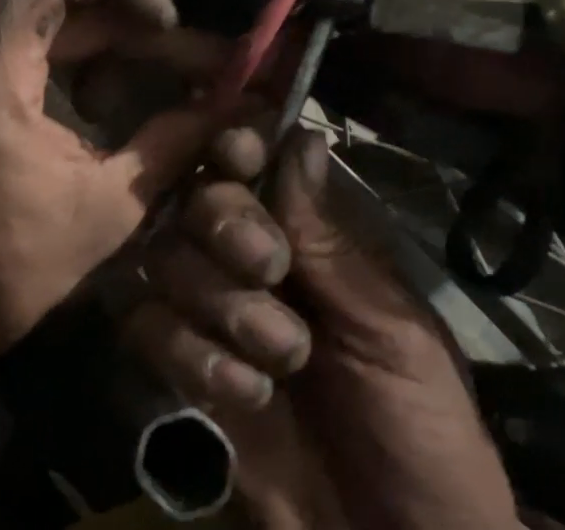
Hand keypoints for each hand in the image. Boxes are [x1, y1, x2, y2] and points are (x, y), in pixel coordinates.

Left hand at [0, 0, 223, 388]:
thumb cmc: (21, 262)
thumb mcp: (112, 204)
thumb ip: (176, 137)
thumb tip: (240, 95)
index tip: (166, 20)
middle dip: (132, 12)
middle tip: (193, 56)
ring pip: (50, 7)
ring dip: (113, 32)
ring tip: (167, 75)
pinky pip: (35, 34)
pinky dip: (83, 50)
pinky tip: (113, 93)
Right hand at [125, 126, 519, 529]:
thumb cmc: (420, 428)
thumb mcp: (392, 332)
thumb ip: (329, 242)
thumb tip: (298, 136)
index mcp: (308, 241)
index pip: (253, 169)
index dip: (234, 149)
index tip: (235, 149)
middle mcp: (247, 264)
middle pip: (195, 203)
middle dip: (226, 228)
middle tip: (268, 269)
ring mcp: (207, 313)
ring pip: (164, 261)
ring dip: (218, 304)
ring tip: (281, 359)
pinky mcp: (175, 365)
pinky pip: (144, 328)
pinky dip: (189, 355)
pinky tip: (243, 393)